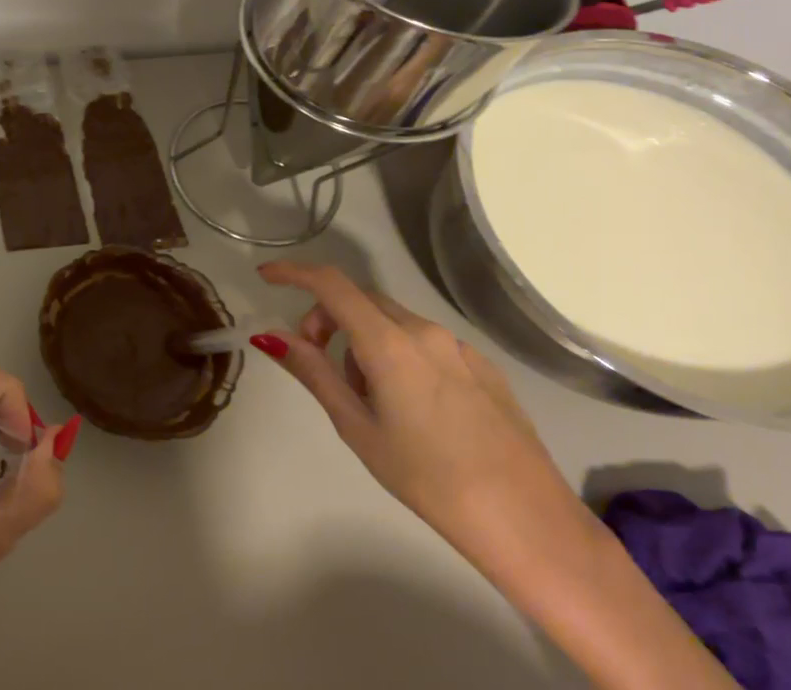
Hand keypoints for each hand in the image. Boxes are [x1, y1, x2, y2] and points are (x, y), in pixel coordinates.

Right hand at [252, 262, 736, 689]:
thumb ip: (313, 372)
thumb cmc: (427, 477)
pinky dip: (397, 354)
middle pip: (362, 301)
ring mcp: (461, 349)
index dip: (294, 272)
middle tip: (314, 360)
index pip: (332, 285)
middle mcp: (426, 332)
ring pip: (394, 322)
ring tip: (365, 398)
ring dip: (362, 339)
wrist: (524, 518)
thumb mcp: (356, 427)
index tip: (266, 276)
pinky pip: (425, 343)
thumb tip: (270, 336)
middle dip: (326, 318)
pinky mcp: (483, 368)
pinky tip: (408, 406)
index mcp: (390, 344)